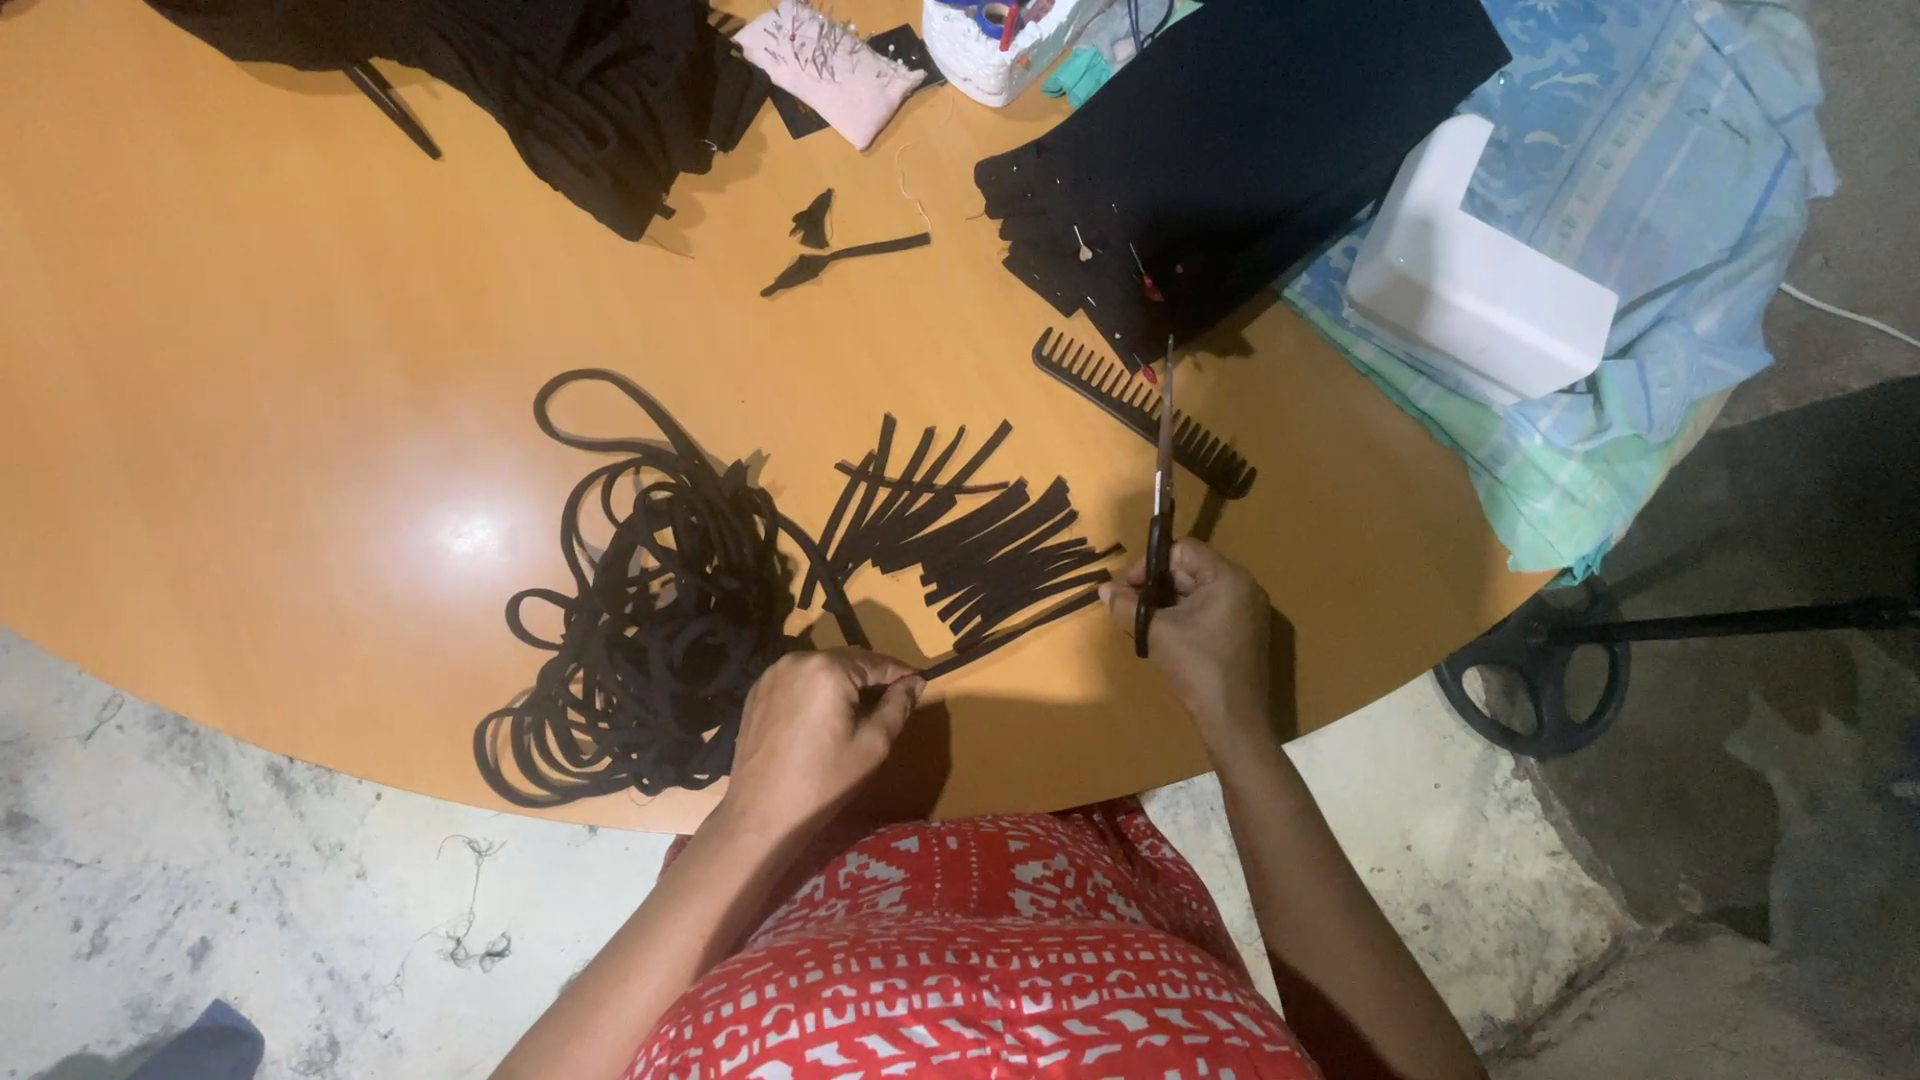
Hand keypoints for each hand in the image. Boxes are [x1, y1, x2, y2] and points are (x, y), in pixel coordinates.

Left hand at [720, 648, 924, 838]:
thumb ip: (898, 706)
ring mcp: (773, 674)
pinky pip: (798, 680)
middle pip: (848, 660)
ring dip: (843, 682)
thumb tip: (914, 682)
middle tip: (892, 700)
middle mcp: (798, 659)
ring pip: (822, 668)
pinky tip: (823, 716)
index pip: (876, 661)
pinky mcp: (758, 691)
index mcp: (829, 668)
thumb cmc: (824, 781)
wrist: (761, 813)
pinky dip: (816, 689)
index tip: (919, 684)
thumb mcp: (874, 744)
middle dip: (871, 677)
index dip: (900, 673)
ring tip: (858, 710)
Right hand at [1099, 539, 1271, 744]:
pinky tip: (1164, 636)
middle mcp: (1243, 588)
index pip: (1183, 549)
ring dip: (1167, 603)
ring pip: (1196, 593)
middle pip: (1190, 570)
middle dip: (1156, 586)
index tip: (1129, 589)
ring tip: (1143, 624)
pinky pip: (1208, 611)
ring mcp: (1246, 612)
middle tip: (1130, 607)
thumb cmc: (1197, 666)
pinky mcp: (1243, 633)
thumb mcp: (1155, 632)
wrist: (1233, 718)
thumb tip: (1103, 589)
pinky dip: (1183, 617)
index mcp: (1227, 578)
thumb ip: (1127, 606)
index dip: (1150, 564)